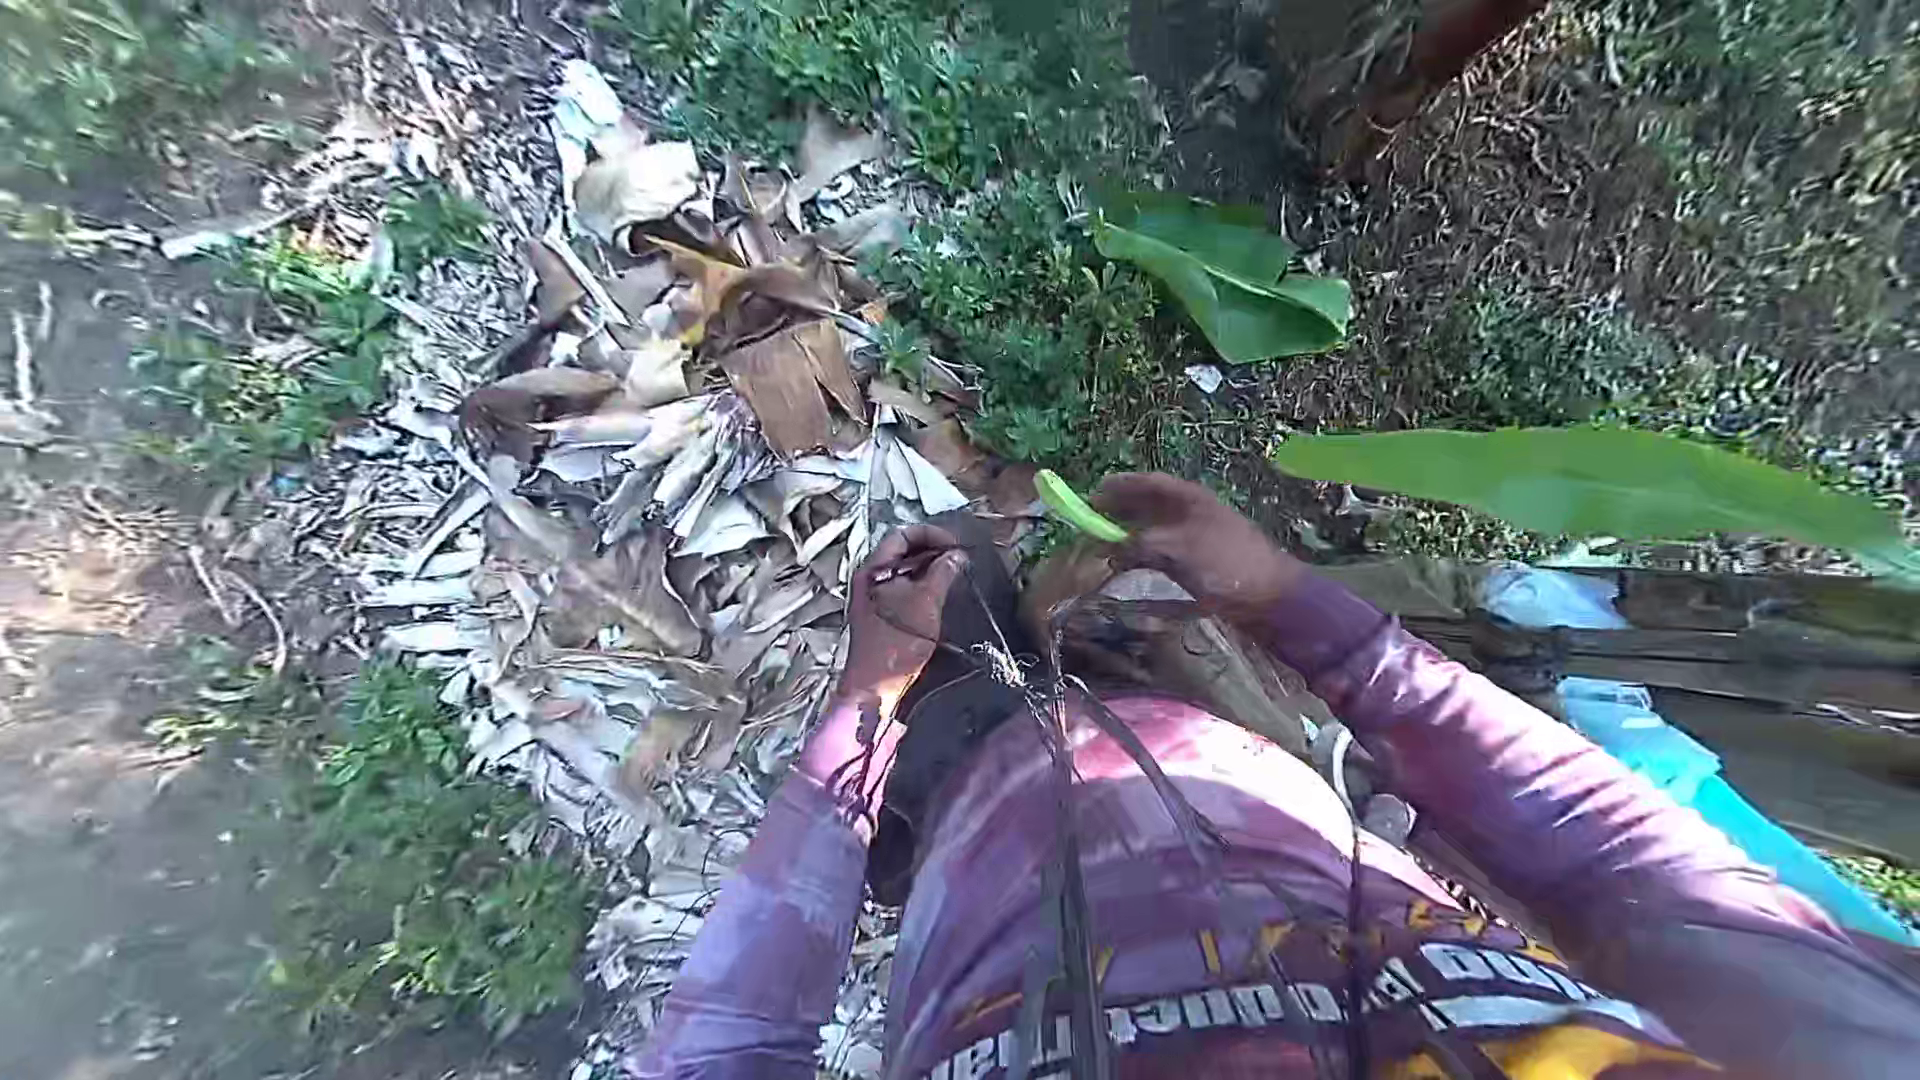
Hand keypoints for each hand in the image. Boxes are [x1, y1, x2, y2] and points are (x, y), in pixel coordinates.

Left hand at [840, 525, 967, 711]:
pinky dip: (922, 582)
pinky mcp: (880, 612)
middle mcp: (870, 576)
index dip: (931, 534)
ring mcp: (873, 595)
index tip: (955, 545)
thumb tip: (957, 555)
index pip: (902, 534)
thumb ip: (942, 573)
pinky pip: (903, 586)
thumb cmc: (896, 641)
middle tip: (957, 557)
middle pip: (902, 549)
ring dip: (928, 566)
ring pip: (903, 568)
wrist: (873, 686)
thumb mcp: (926, 603)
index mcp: (874, 568)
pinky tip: (940, 590)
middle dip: (931, 548)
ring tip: (953, 571)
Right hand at [1092, 472, 1304, 620]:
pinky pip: (1157, 552)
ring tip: (1100, 545)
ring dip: (1125, 535)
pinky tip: (1122, 564)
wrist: (1268, 598)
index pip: (1148, 482)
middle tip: (1090, 520)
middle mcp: (1189, 513)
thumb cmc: (1223, 563)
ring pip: (1150, 529)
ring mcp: (1192, 538)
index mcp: (1189, 499)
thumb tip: (1105, 547)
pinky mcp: (1193, 562)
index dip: (1119, 486)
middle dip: (1117, 511)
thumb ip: (1136, 543)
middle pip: (1146, 504)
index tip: (1092, 494)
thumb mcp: (1175, 548)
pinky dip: (1137, 555)